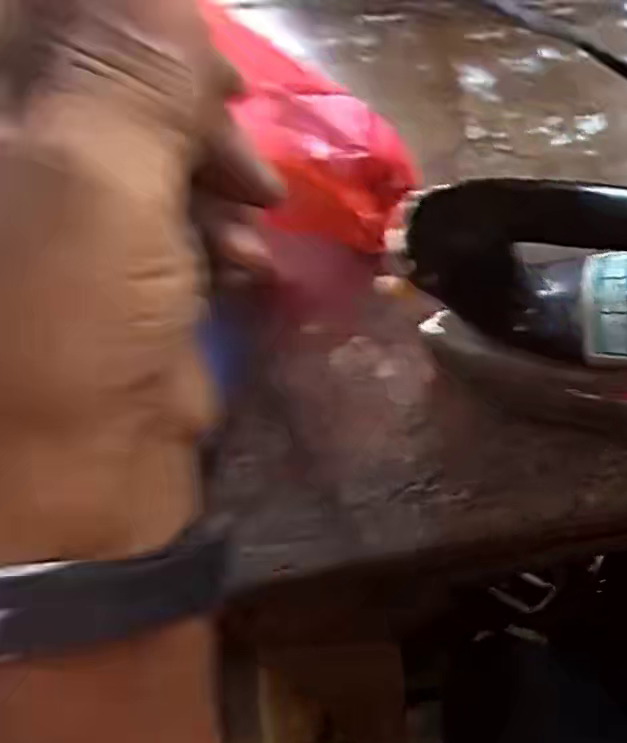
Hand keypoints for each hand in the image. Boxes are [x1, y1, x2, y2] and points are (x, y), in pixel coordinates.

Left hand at [0, 2, 280, 562]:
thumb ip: (122, 83)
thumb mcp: (91, 190)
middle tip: (241, 152)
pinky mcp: (80, 245)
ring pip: (126, 130)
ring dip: (207, 169)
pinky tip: (242, 259)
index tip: (206, 69)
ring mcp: (25, 192)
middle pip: (75, 60)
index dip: (121, 25)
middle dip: (176, 102)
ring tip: (252, 216)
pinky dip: (209, 221)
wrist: (51, 463)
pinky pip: (153, 197)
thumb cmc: (45, 324)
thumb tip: (166, 3)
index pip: (34, 19)